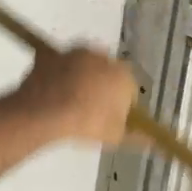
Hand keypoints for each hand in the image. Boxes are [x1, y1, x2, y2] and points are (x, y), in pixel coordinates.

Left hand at [16, 48, 141, 146]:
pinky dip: (55, 72)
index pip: (128, 87)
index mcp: (122, 74)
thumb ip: (134, 135)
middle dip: (100, 85)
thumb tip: (147, 138)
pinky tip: (50, 88)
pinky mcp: (49, 53)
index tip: (112, 116)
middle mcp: (99, 56)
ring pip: (81, 64)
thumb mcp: (116, 136)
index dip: (121, 102)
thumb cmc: (86, 123)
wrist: (44, 112)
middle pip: (104, 71)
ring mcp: (72, 52)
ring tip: (68, 98)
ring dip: (78, 75)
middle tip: (90, 106)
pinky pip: (56, 63)